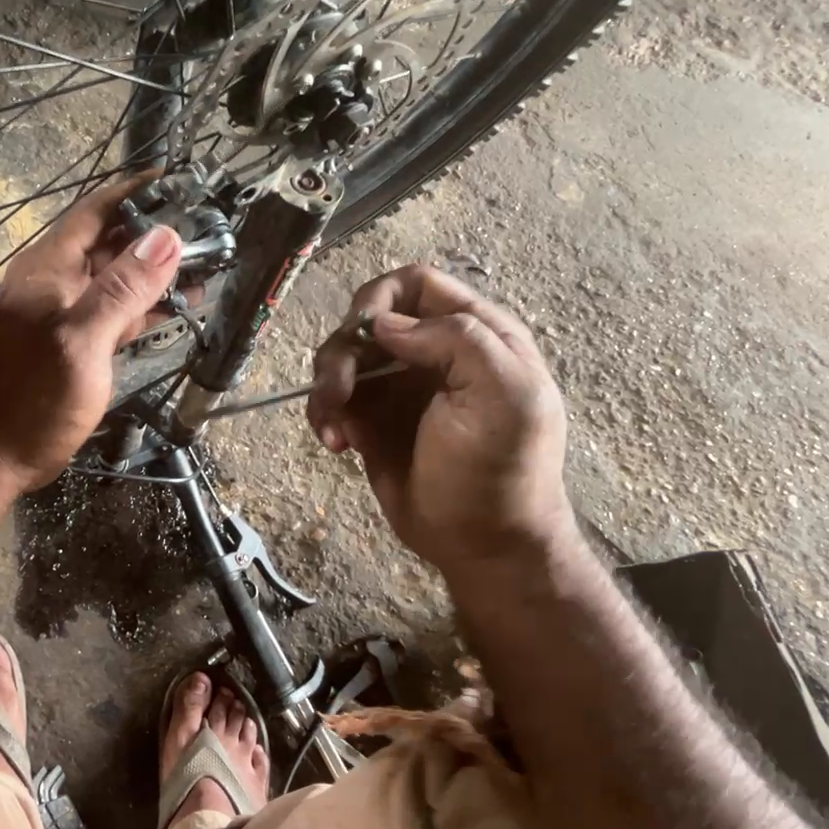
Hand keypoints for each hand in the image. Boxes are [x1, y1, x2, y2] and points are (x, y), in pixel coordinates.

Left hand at [0, 180, 182, 494]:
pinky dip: (146, 303)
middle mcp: (55, 281)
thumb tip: (166, 235)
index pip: (94, 211)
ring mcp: (64, 312)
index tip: (179, 178)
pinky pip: (115, 309)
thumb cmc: (35, 398)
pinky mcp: (75, 341)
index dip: (135, 192)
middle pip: (109, 241)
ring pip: (116, 276)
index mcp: (48, 268)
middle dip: (155, 230)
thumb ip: (123, 288)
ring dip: (156, 268)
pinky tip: (181, 303)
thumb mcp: (82, 340)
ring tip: (207, 259)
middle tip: (207, 222)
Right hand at [305, 265, 577, 581]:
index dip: (382, 297)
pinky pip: (331, 398)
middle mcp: (429, 352)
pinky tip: (335, 443)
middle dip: (343, 352)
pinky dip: (323, 415)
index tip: (365, 333)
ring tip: (332, 429)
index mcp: (473, 334)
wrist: (483, 544)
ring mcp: (396, 385)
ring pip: (340, 357)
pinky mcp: (370, 418)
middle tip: (338, 392)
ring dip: (326, 387)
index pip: (416, 284)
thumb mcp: (505, 397)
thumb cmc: (501, 470)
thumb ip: (458, 340)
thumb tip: (383, 325)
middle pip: (365, 320)